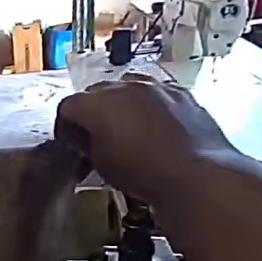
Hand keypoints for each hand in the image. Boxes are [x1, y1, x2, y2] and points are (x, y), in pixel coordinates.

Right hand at [54, 74, 244, 202]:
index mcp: (95, 103)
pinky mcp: (181, 93)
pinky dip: (149, 106)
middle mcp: (123, 87)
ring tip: (126, 128)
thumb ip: (87, 144)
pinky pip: (156, 94)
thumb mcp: (99, 164)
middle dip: (91, 111)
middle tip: (95, 136)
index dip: (65, 126)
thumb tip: (87, 139)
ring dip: (121, 104)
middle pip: (95, 92)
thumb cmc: (140, 172)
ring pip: (127, 88)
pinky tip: (155, 127)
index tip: (71, 142)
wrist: (196, 174)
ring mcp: (155, 86)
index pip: (67, 106)